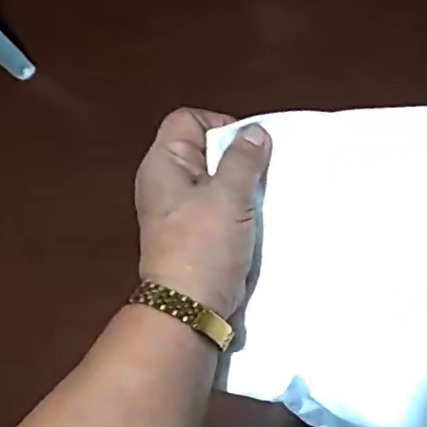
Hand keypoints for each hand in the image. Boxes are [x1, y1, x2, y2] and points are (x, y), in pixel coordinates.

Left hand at [135, 108, 271, 314]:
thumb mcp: (228, 196)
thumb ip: (244, 160)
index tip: (251, 149)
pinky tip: (256, 220)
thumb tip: (256, 132)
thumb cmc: (205, 245)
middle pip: (205, 150)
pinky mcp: (196, 234)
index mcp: (163, 163)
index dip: (221, 125)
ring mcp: (180, 210)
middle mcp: (167, 182)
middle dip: (237, 157)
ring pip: (216, 181)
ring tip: (263, 198)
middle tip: (263, 175)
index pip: (189, 120)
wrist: (192, 306)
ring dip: (242, 186)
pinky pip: (219, 208)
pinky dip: (239, 209)